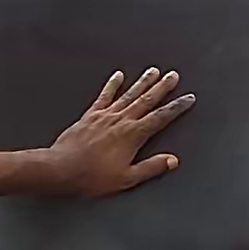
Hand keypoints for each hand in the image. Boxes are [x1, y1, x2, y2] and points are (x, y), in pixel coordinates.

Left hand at [42, 68, 195, 196]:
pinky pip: (104, 96)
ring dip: (143, 82)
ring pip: (129, 94)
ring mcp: (105, 115)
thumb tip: (172, 160)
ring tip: (154, 71)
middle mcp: (121, 120)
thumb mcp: (127, 178)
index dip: (176, 107)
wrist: (61, 169)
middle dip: (162, 87)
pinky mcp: (91, 115)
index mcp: (133, 135)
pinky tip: (118, 76)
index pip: (161, 117)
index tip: (188, 99)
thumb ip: (151, 167)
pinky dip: (112, 85)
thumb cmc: (92, 176)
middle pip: (147, 100)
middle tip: (173, 76)